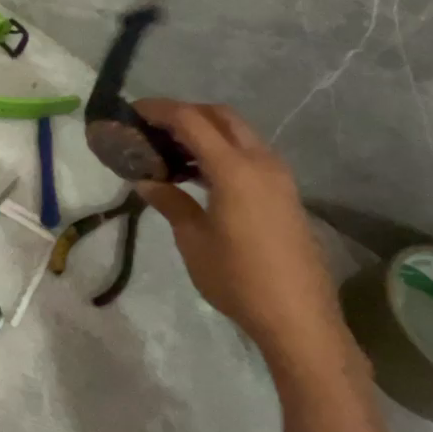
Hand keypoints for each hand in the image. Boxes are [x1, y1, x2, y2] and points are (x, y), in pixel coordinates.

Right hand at [131, 100, 348, 363]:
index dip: (159, 110)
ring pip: (238, 134)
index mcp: (234, 169)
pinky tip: (199, 175)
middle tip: (153, 127)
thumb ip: (170, 202)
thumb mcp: (193, 240)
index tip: (132, 112)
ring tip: (171, 152)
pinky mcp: (286, 195)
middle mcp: (260, 163)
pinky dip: (222, 151)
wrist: (300, 321)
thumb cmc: (239, 279)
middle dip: (185, 113)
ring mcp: (279, 178)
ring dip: (205, 132)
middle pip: (220, 116)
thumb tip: (146, 181)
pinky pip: (250, 155)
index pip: (191, 120)